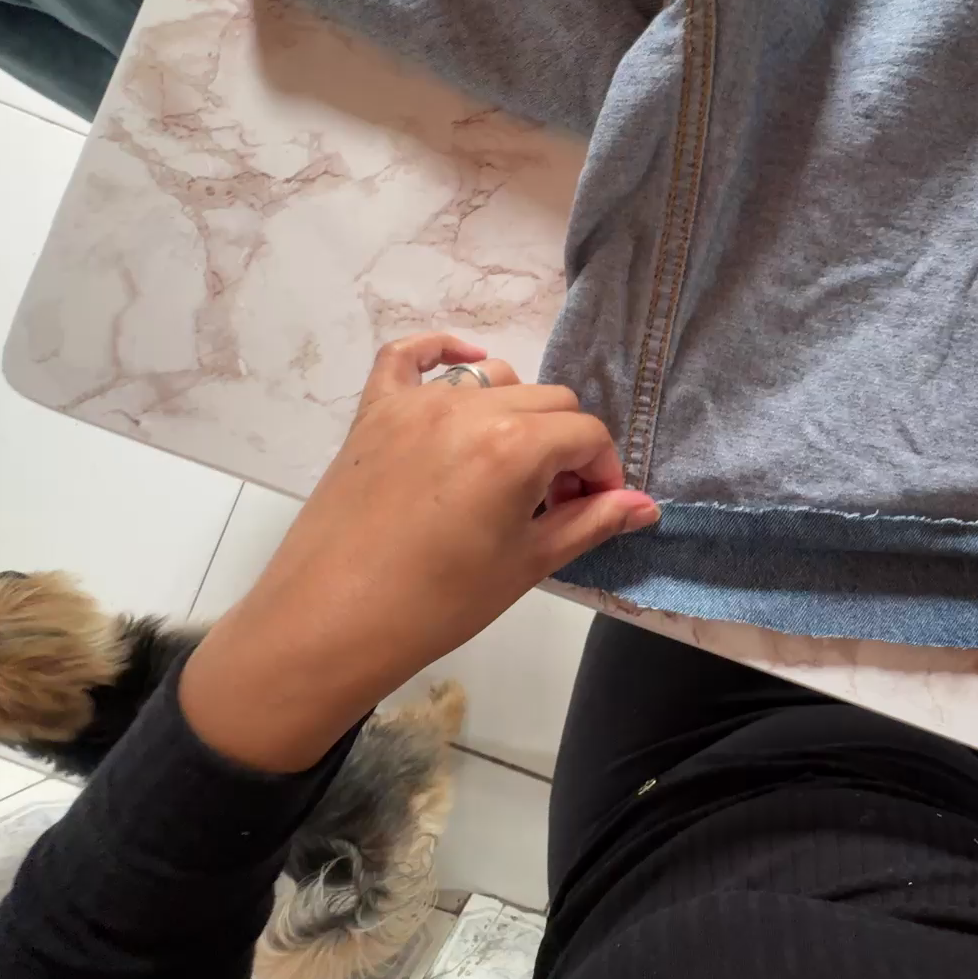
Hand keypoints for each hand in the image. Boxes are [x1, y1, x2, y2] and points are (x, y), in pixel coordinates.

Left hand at [181, 333, 658, 770]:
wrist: (329, 626)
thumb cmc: (441, 603)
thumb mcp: (531, 562)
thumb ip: (594, 522)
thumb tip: (648, 506)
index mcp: (516, 445)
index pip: (589, 435)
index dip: (605, 473)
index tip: (596, 510)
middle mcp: (471, 407)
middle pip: (553, 402)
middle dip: (570, 447)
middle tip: (556, 501)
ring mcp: (417, 402)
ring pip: (498, 380)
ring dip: (522, 414)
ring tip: (510, 467)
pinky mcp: (375, 410)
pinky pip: (410, 355)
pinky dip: (443, 352)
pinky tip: (466, 364)